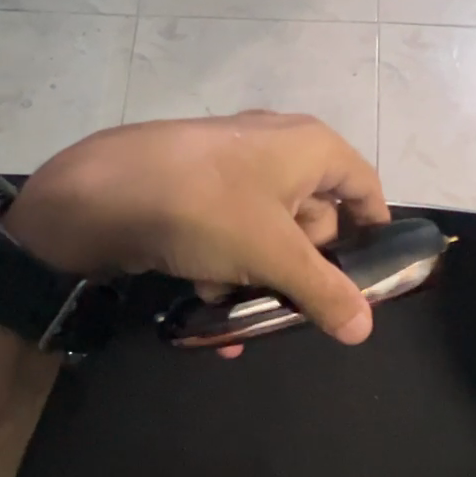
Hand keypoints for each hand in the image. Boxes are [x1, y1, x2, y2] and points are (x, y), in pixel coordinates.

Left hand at [2, 112, 391, 350]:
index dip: (373, 231)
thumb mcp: (273, 255)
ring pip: (265, 235)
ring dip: (259, 281)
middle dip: (305, 271)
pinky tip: (210, 307)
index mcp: (308, 147)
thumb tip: (364, 330)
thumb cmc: (208, 209)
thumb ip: (322, 292)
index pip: (363, 186)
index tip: (374, 278)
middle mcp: (274, 150)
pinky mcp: (192, 194)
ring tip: (246, 323)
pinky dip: (224, 271)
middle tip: (301, 312)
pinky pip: (226, 237)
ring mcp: (228, 172)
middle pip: (313, 219)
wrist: (101, 194)